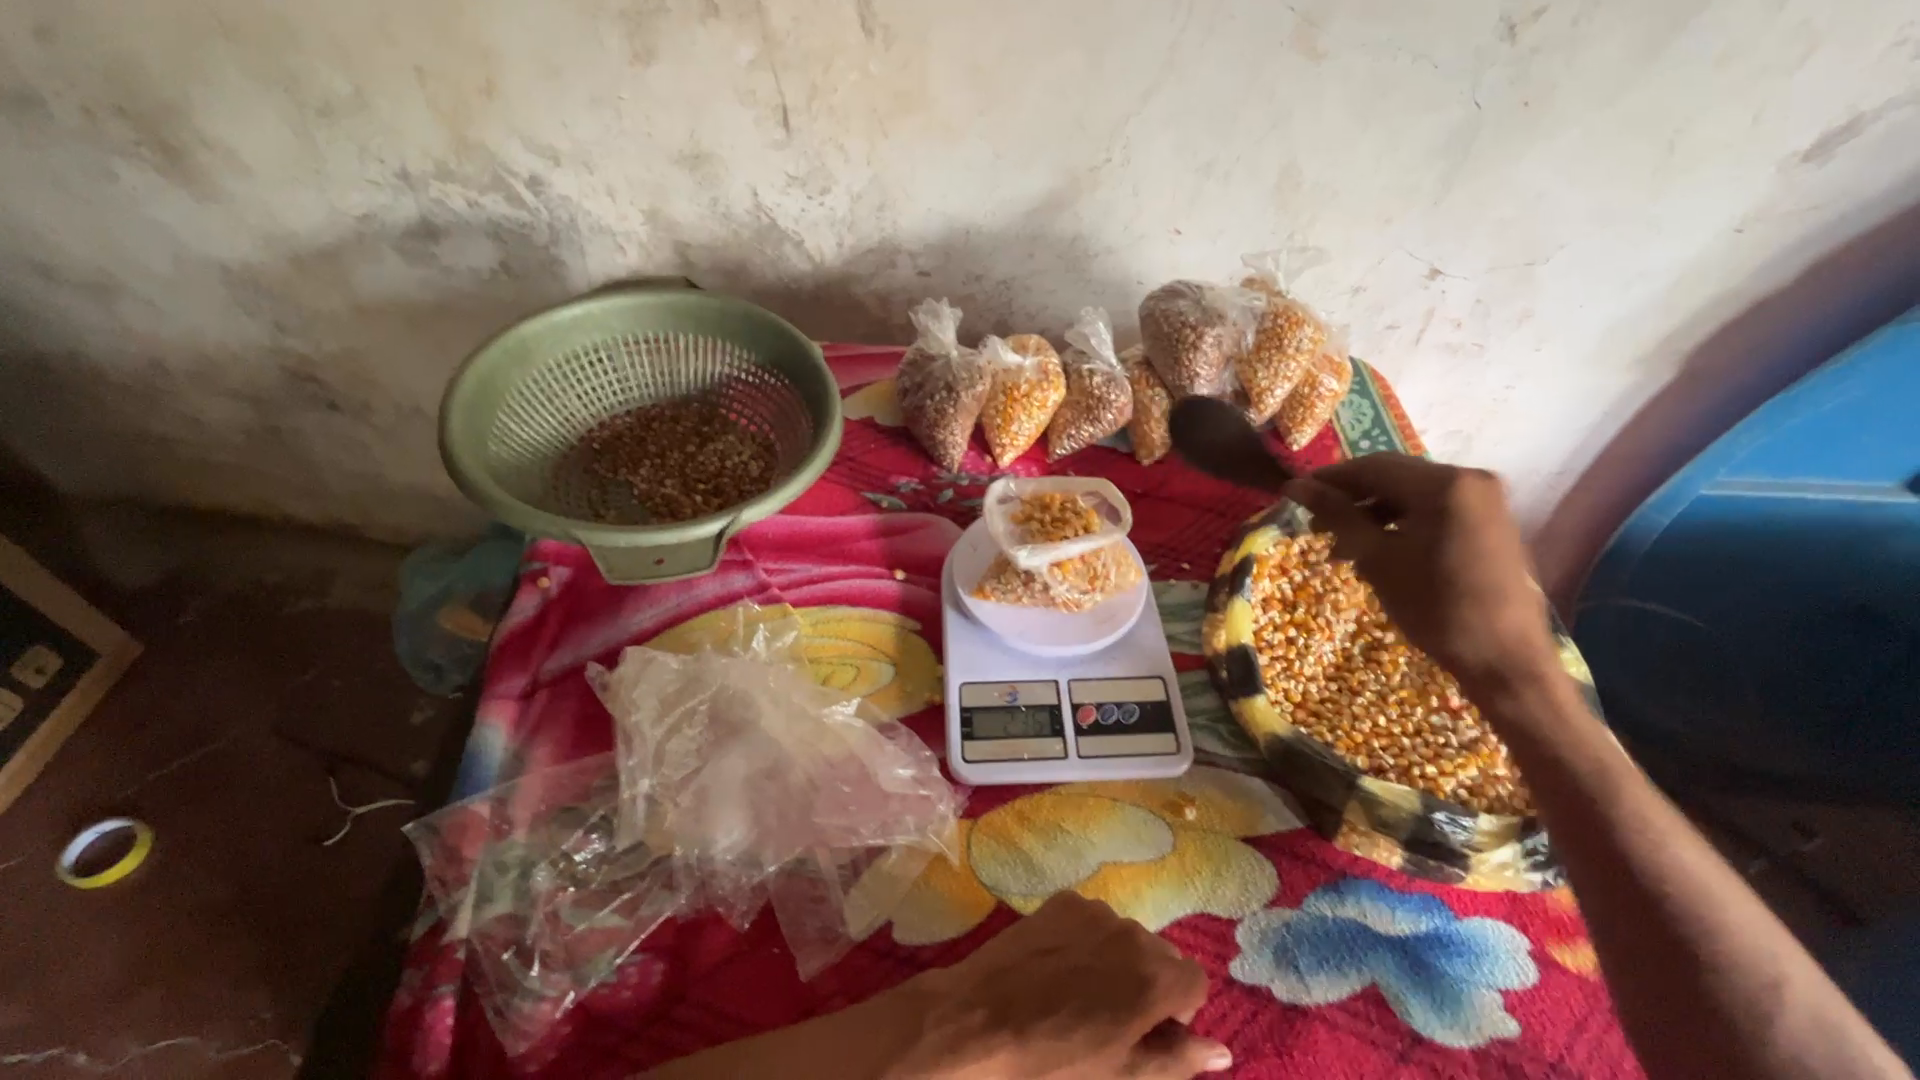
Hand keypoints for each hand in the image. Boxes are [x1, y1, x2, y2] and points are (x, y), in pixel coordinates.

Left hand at [897, 892, 1230, 1078]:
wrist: (980, 1019)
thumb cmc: (1054, 1058)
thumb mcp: (1122, 1073)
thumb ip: (1178, 1058)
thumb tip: (1222, 1052)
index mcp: (1156, 976)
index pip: (1195, 983)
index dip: (1178, 1012)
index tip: (1148, 1032)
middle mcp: (1132, 932)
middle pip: (1161, 956)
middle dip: (1149, 985)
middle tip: (1113, 1018)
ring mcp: (1094, 911)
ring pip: (1125, 936)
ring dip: (1117, 960)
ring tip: (1080, 993)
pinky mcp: (1062, 901)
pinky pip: (1092, 920)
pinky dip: (1087, 940)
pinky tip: (1059, 968)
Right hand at [1283, 453, 1556, 695]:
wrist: (1505, 657)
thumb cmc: (1436, 607)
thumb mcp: (1377, 559)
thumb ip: (1338, 515)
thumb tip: (1296, 487)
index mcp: (1444, 483)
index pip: (1372, 467)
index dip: (1329, 479)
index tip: (1294, 495)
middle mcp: (1469, 478)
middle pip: (1395, 476)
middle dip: (1352, 497)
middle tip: (1315, 522)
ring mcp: (1485, 500)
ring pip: (1414, 494)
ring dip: (1374, 511)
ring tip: (1341, 543)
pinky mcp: (1490, 521)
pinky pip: (1435, 509)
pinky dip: (1402, 522)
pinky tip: (1377, 547)